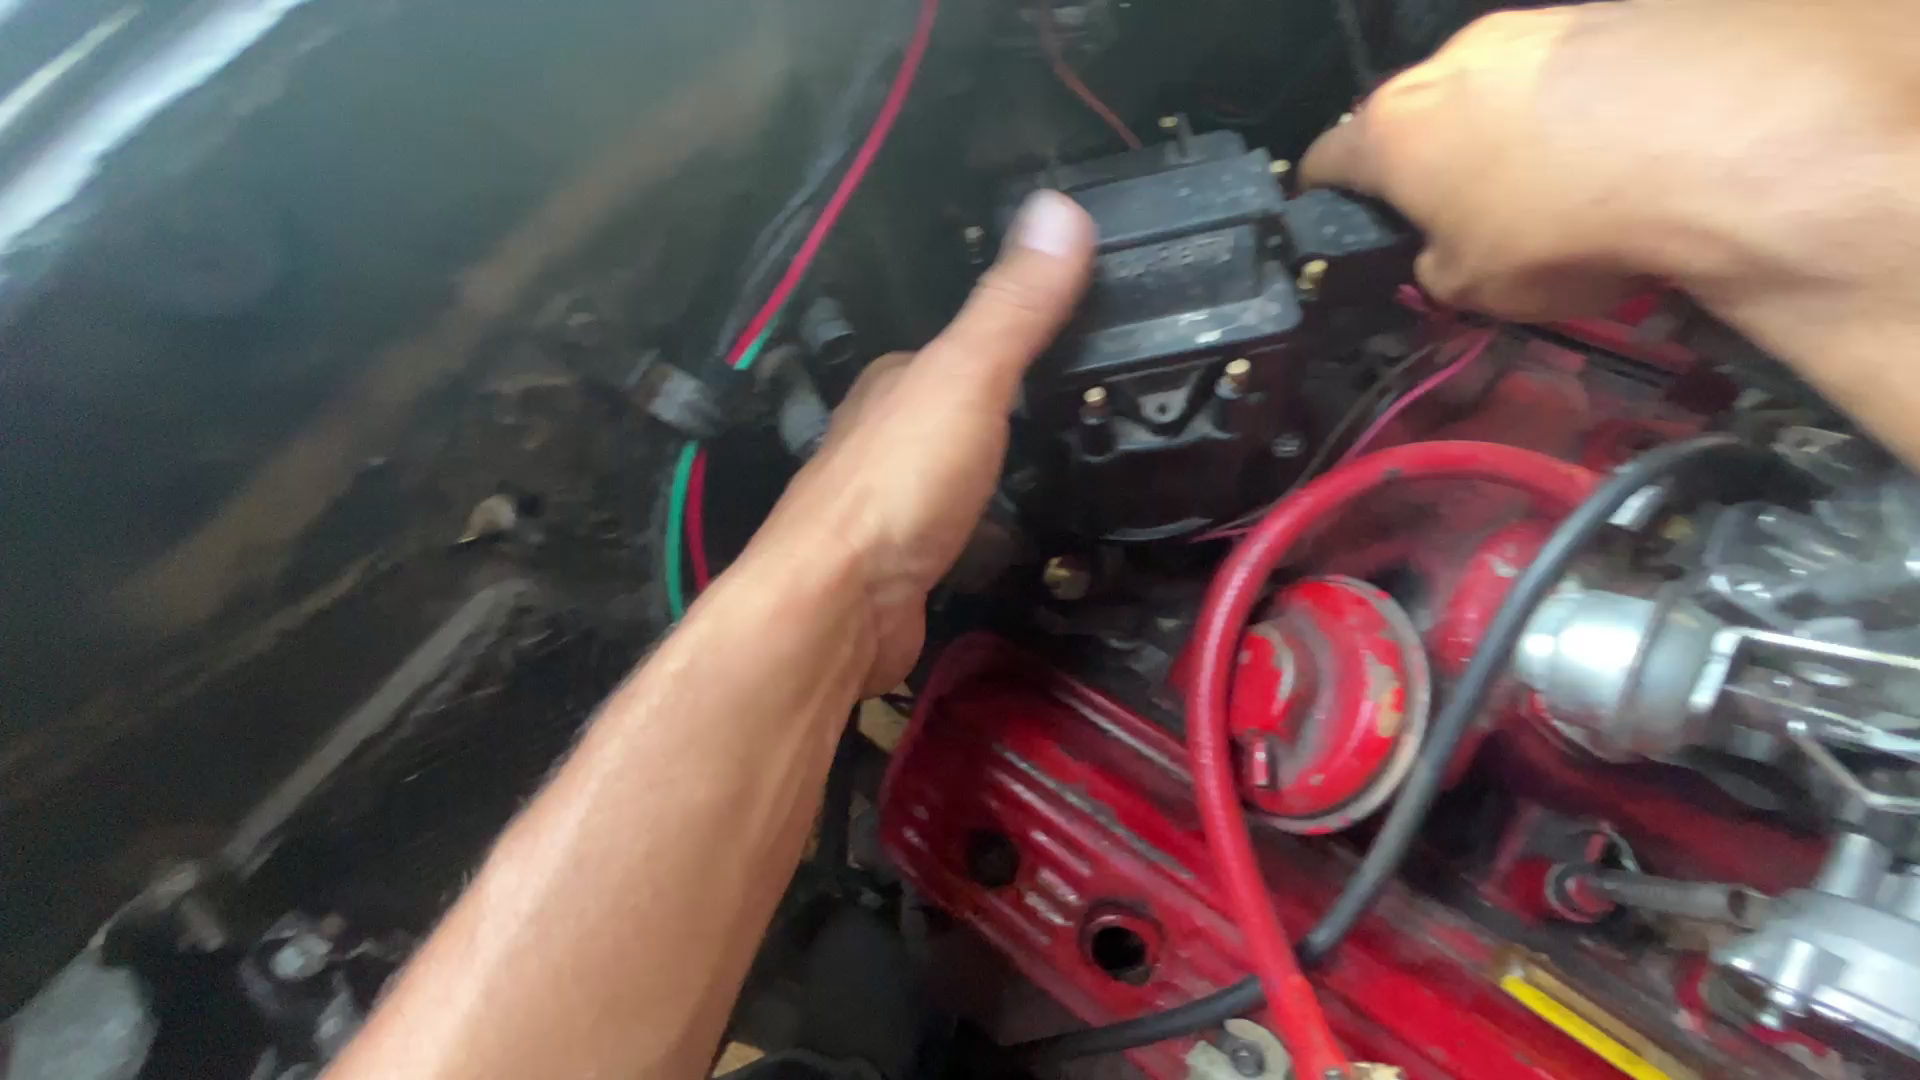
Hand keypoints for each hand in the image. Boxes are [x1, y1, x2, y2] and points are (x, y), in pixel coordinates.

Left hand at [740, 191, 1095, 693]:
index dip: (1008, 335)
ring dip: (993, 469)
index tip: (1061, 336)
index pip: (957, 342)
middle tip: (1069, 411)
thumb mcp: (968, 378)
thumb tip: (1060, 208)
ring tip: (1053, 470)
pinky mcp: (902, 558)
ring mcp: (891, 501)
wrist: (845, 603)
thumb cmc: (899, 485)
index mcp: (895, 383)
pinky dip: (983, 525)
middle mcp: (883, 436)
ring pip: (953, 469)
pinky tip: (1006, 536)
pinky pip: (955, 527)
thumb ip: (1014, 307)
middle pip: (955, 409)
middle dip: (1005, 410)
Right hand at [1300, 0, 1919, 323]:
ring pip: (1486, 89)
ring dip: (1491, 131)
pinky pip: (1561, 70)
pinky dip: (1565, 109)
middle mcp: (1452, 60)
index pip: (1322, 160)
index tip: (1334, 218)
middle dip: (1416, 161)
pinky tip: (1607, 148)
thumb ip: (1428, 258)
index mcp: (1393, 128)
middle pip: (1409, 116)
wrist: (1741, 145)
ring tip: (1542, 181)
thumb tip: (1443, 243)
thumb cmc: (1561, 229)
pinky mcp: (1615, 10)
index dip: (1320, 196)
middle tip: (1449, 211)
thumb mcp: (1462, 286)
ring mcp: (1536, 25)